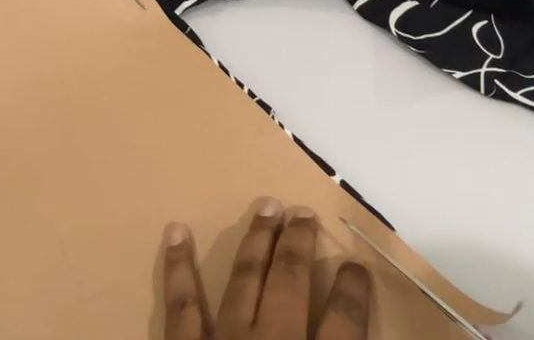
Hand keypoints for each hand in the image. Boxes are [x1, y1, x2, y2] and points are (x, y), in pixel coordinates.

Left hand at [162, 197, 373, 339]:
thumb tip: (354, 329)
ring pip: (243, 281)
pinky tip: (176, 232)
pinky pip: (181, 307)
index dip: (354, 291)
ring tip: (266, 206)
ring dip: (256, 242)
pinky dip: (178, 266)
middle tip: (302, 212)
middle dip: (299, 244)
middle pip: (290, 283)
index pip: (344, 321)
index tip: (357, 265)